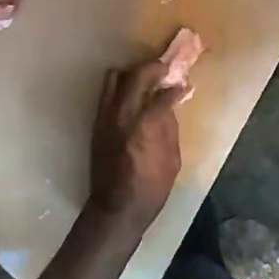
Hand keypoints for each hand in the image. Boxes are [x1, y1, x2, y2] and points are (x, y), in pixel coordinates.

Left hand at [86, 55, 187, 235]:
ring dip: (133, 74)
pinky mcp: (97, 122)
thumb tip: (168, 106)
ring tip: (146, 81)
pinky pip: (107, 92)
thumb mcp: (171, 158)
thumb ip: (169, 126)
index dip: (175, 87)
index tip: (182, 85)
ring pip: (115, 77)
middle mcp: (121, 113)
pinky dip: (121, 87)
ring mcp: (105, 116)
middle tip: (164, 71)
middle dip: (153, 69)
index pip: (161, 93)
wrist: (115, 209)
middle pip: (136, 75)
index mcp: (144, 124)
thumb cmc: (150, 188)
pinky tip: (133, 97)